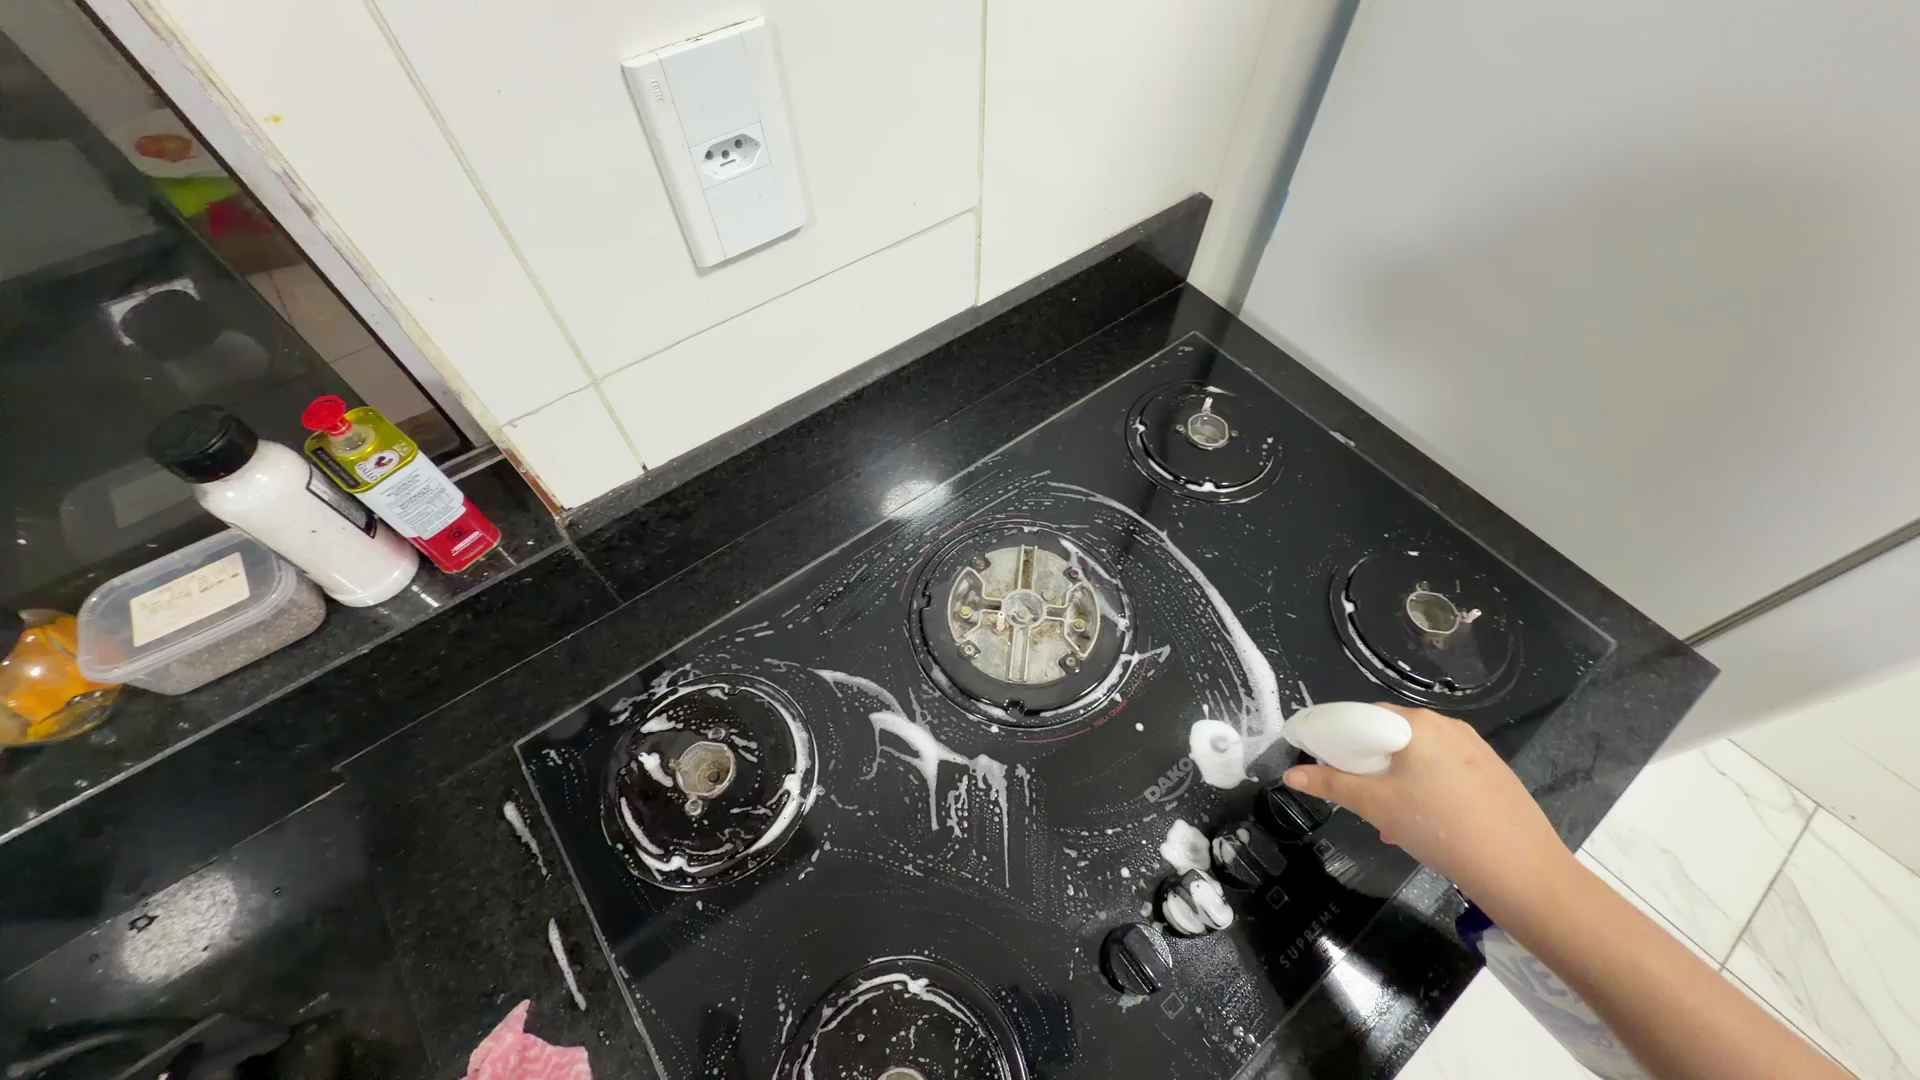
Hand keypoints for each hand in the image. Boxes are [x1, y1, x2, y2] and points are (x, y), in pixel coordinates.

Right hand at [1282, 704, 1574, 904]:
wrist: (1524, 872)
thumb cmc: (1440, 828)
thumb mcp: (1375, 805)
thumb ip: (1331, 785)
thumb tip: (1291, 775)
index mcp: (1417, 724)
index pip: (1360, 715)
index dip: (1335, 737)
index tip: (1321, 762)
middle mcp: (1447, 726)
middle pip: (1388, 735)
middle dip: (1366, 764)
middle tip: (1354, 795)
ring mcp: (1475, 749)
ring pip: (1416, 756)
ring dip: (1392, 780)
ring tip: (1387, 818)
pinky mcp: (1492, 773)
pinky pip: (1442, 769)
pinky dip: (1421, 787)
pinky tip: (1422, 822)